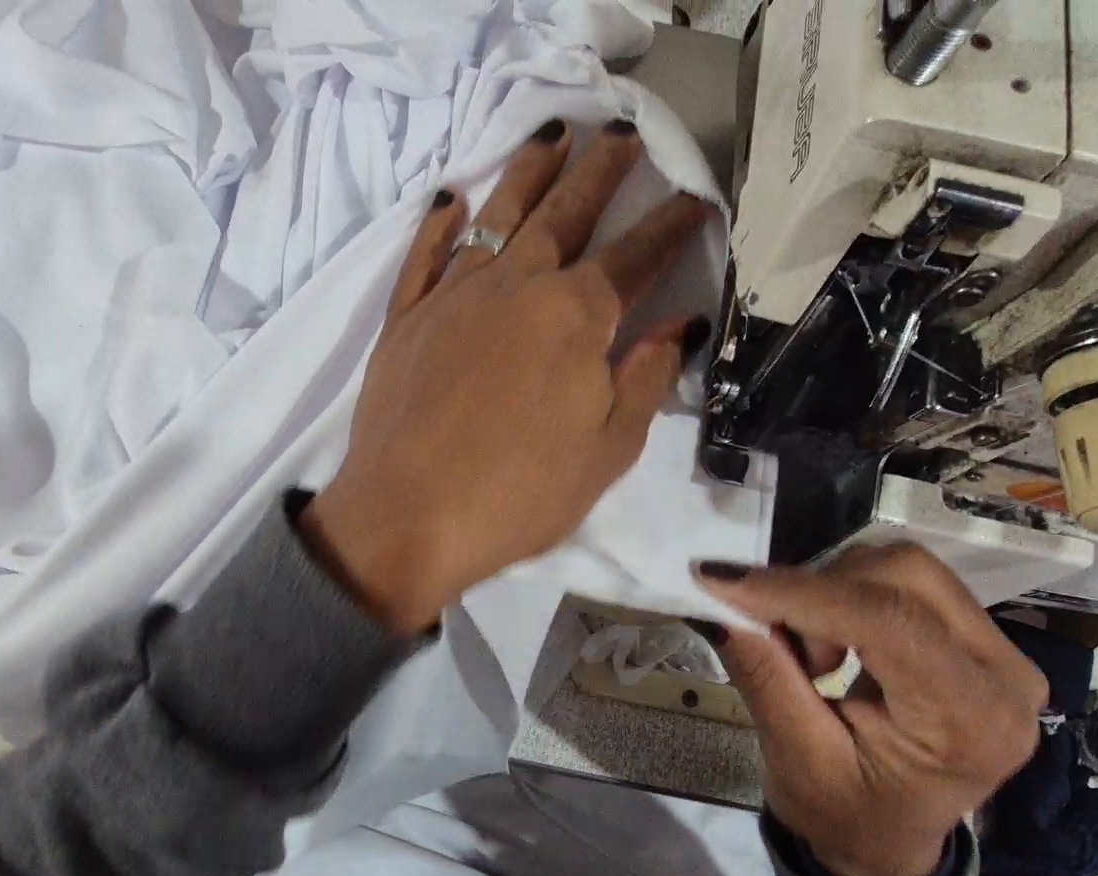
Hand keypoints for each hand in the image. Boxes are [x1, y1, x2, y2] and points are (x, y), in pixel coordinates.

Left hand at [301, 118, 711, 634]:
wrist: (406, 519)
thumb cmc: (518, 495)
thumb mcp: (607, 450)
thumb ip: (646, 379)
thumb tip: (679, 326)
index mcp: (575, 316)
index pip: (634, 257)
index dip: (669, 226)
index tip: (693, 197)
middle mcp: (515, 287)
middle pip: (565, 215)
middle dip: (600, 171)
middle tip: (622, 134)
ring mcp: (452, 298)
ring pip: (496, 217)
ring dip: (528, 173)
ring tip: (551, 136)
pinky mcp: (403, 320)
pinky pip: (424, 256)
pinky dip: (439, 223)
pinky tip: (451, 199)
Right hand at [697, 546, 1048, 875]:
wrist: (887, 838)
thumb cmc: (844, 813)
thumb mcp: (794, 757)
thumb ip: (765, 676)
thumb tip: (720, 606)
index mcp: (970, 722)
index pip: (888, 621)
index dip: (799, 591)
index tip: (719, 580)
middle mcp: (1005, 675)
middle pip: (904, 575)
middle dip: (820, 593)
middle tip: (786, 648)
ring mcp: (1002, 651)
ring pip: (904, 568)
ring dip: (833, 592)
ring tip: (813, 654)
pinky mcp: (981, 637)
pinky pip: (907, 581)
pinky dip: (848, 593)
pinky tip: (834, 640)